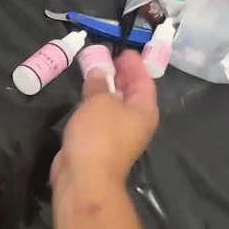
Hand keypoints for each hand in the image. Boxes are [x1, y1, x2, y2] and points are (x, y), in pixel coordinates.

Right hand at [53, 49, 157, 194]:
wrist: (85, 177)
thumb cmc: (99, 135)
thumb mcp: (99, 101)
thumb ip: (99, 82)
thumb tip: (98, 69)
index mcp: (144, 110)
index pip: (144, 81)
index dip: (134, 64)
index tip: (122, 51)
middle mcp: (136, 123)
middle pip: (131, 93)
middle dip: (120, 75)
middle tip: (106, 58)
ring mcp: (118, 135)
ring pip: (115, 106)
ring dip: (105, 89)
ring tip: (92, 73)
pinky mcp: (100, 144)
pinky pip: (101, 117)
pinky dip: (95, 105)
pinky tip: (84, 98)